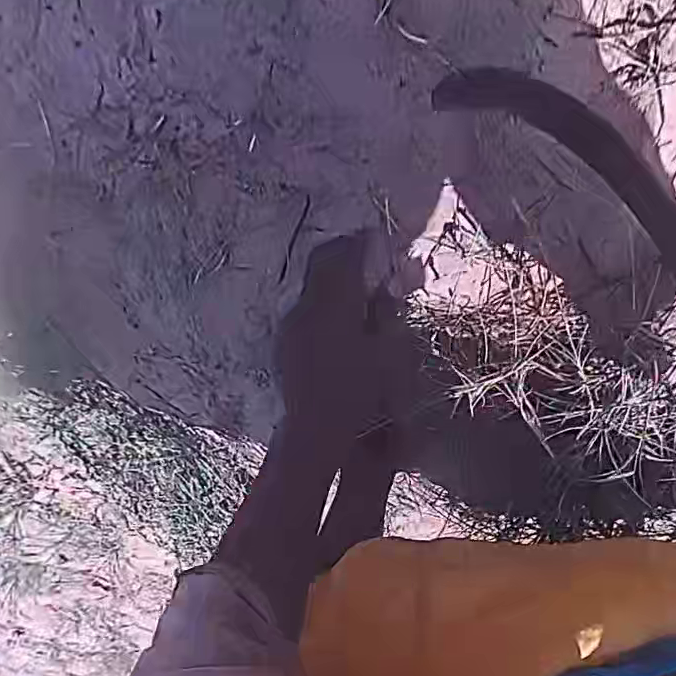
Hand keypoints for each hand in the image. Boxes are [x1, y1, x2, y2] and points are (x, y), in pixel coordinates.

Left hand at [276, 232, 381, 445]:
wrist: (316, 434)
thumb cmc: (361, 398)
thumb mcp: (389, 354)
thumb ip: (387, 314)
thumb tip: (388, 288)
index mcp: (335, 306)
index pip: (347, 255)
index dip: (366, 243)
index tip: (383, 241)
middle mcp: (307, 309)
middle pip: (323, 262)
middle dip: (348, 254)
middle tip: (371, 259)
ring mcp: (291, 326)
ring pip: (313, 286)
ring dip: (335, 280)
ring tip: (360, 292)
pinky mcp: (285, 344)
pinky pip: (306, 310)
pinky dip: (324, 303)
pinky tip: (341, 321)